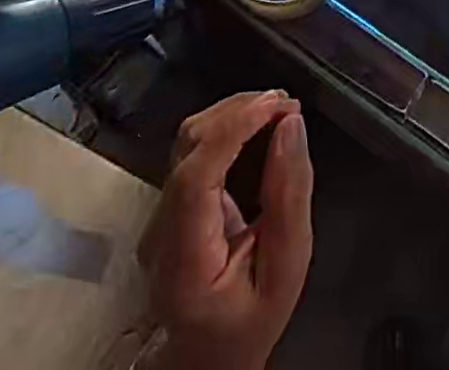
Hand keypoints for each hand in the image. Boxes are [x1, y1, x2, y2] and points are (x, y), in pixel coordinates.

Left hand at [138, 90, 313, 369]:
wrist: (206, 356)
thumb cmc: (251, 320)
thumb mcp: (288, 269)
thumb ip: (289, 198)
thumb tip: (291, 127)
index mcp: (183, 260)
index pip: (195, 176)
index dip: (235, 129)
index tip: (278, 104)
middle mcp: (159, 230)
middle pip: (189, 148)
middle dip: (241, 112)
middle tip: (291, 104)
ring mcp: (158, 215)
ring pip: (188, 140)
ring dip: (236, 113)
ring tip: (281, 108)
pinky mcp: (169, 203)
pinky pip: (195, 149)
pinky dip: (230, 125)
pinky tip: (260, 122)